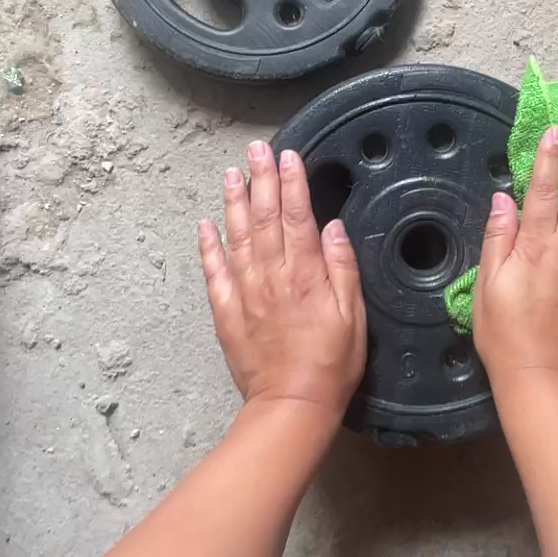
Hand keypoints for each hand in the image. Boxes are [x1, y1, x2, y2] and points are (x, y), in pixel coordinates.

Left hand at [197, 141, 365, 423]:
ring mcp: (245, 293)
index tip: (289, 155)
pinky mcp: (226, 312)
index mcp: (306, 275)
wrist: (291, 407)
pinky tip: (204, 224)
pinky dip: (208, 246)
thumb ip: (342, 269)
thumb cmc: (332, 362)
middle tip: (256, 149)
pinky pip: (214, 273)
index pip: (297, 217)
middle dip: (261, 180)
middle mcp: (272, 276)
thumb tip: (333, 226)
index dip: (292, 184)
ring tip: (231, 173)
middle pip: (264, 219)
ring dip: (234, 202)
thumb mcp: (353, 317)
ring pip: (237, 237)